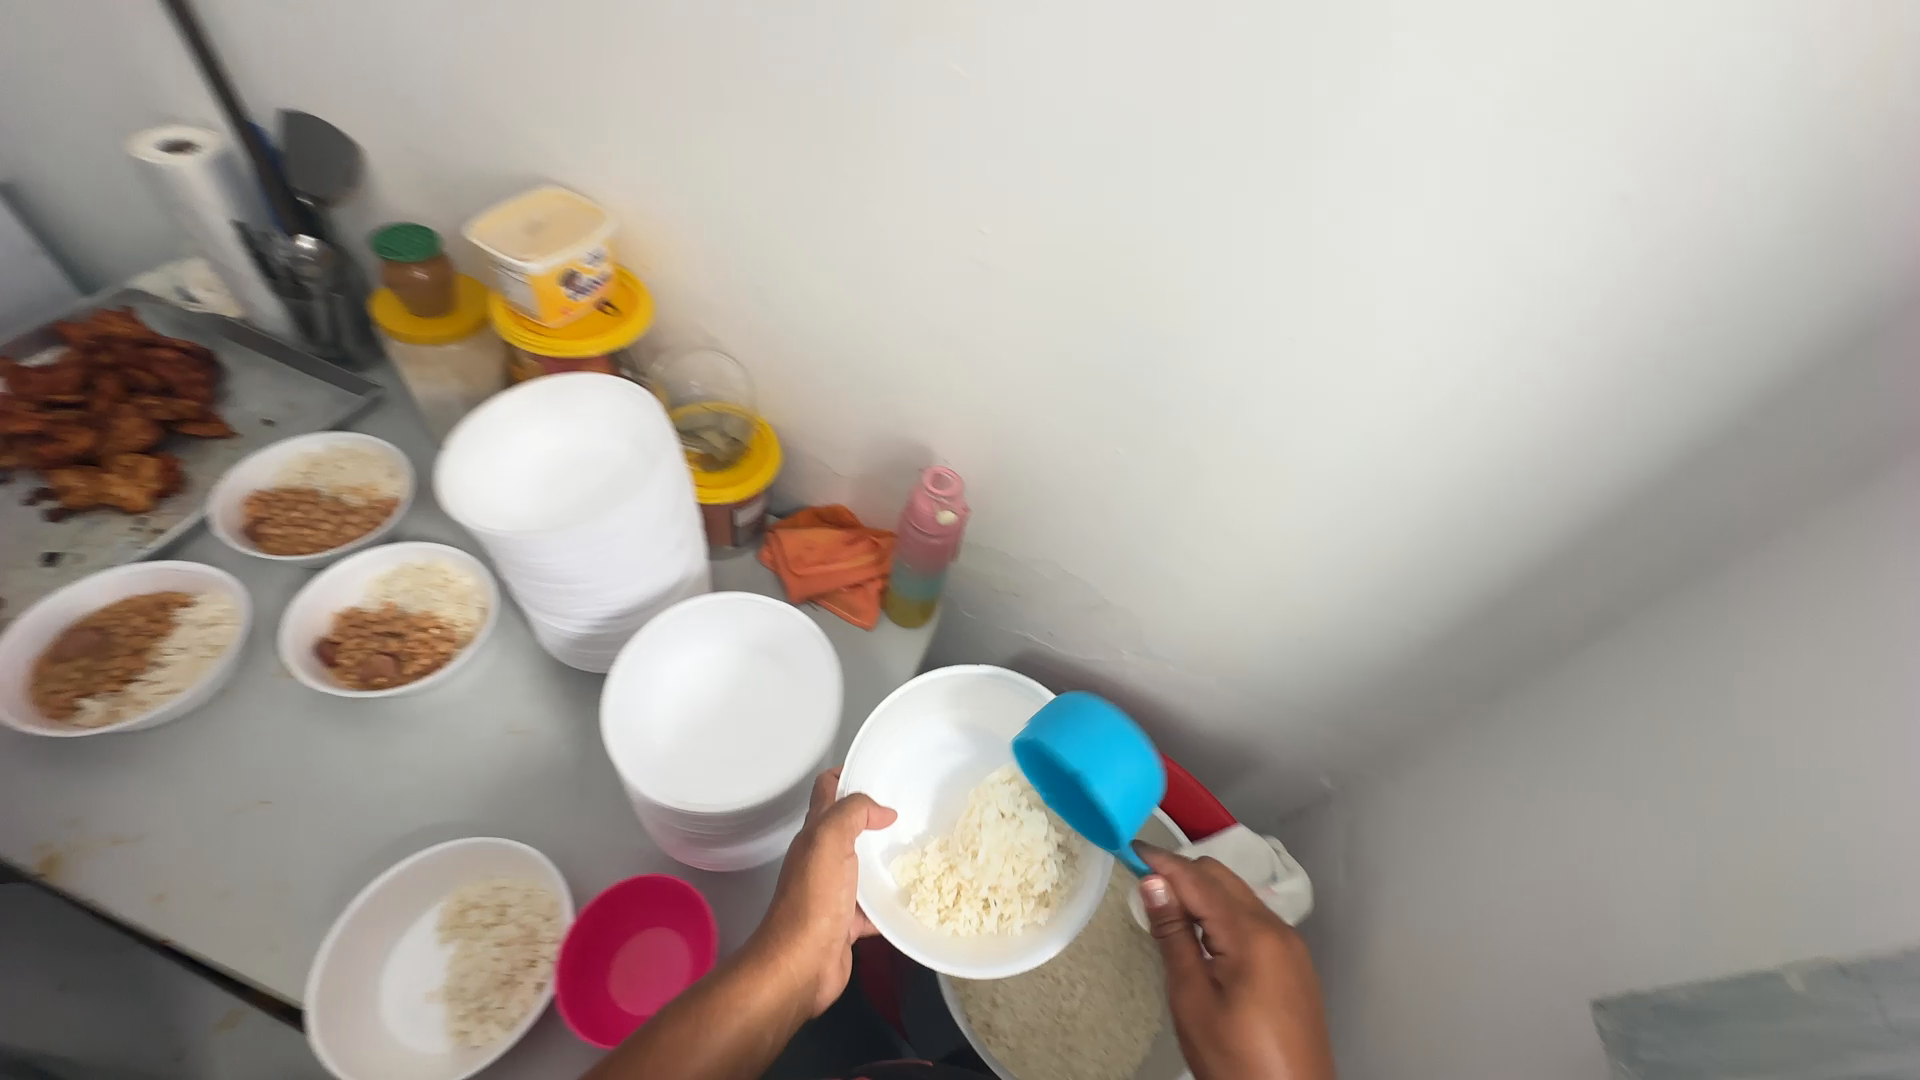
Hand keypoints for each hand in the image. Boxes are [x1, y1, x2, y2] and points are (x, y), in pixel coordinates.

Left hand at [750, 768, 896, 1016]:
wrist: (800, 967)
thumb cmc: (812, 901)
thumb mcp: (830, 841)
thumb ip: (853, 813)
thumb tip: (883, 810)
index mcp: (815, 834)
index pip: (827, 790)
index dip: (847, 773)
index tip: (877, 769)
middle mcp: (822, 858)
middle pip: (849, 827)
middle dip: (875, 816)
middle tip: (911, 809)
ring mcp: (834, 892)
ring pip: (864, 866)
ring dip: (886, 859)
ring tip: (921, 848)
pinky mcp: (847, 923)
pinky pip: (874, 907)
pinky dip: (891, 903)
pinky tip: (914, 898)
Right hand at [1136, 843, 1334, 1079]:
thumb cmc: (1235, 1061)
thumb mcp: (1191, 999)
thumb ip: (1173, 935)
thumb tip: (1153, 883)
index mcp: (1251, 934)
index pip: (1198, 879)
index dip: (1163, 862)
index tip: (1131, 849)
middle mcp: (1277, 928)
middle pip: (1222, 878)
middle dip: (1182, 872)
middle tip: (1145, 884)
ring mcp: (1291, 946)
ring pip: (1238, 896)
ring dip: (1203, 892)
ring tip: (1168, 909)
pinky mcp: (1295, 965)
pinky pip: (1253, 919)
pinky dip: (1223, 913)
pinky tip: (1203, 935)